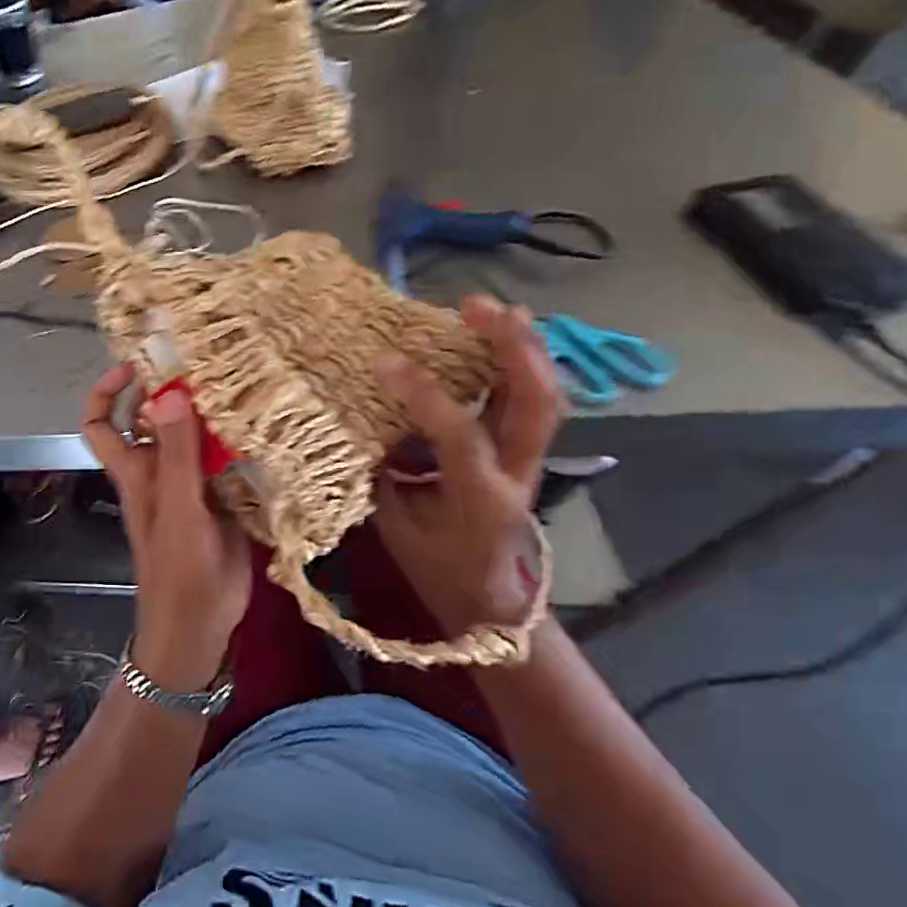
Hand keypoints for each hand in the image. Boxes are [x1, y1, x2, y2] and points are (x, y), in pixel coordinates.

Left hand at [81, 364, 250, 691]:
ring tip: (239, 387)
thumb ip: (177, 453)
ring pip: (188, 437)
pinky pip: (220, 459)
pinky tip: (258, 429)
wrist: (200, 626)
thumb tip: (169, 392)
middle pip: (150, 420)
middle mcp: (156, 471)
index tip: (137, 365)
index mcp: (135, 471)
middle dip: (169, 392)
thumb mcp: (180, 508)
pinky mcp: (217, 499)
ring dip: (206, 414)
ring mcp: (187, 485)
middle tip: (204, 366)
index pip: (101, 422)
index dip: (108, 390)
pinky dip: (232, 441)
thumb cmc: (182, 572)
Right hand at [371, 295, 563, 635]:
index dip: (424, 396)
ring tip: (493, 308)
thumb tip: (360, 419)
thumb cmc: (438, 568)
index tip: (385, 364)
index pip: (461, 437)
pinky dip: (520, 360)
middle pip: (536, 402)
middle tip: (474, 307)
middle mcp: (519, 474)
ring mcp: (531, 459)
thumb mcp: (397, 527)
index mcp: (482, 501)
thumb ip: (382, 472)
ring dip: (523, 345)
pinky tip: (500, 334)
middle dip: (511, 347)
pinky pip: (535, 397)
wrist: (492, 598)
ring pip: (546, 393)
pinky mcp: (528, 450)